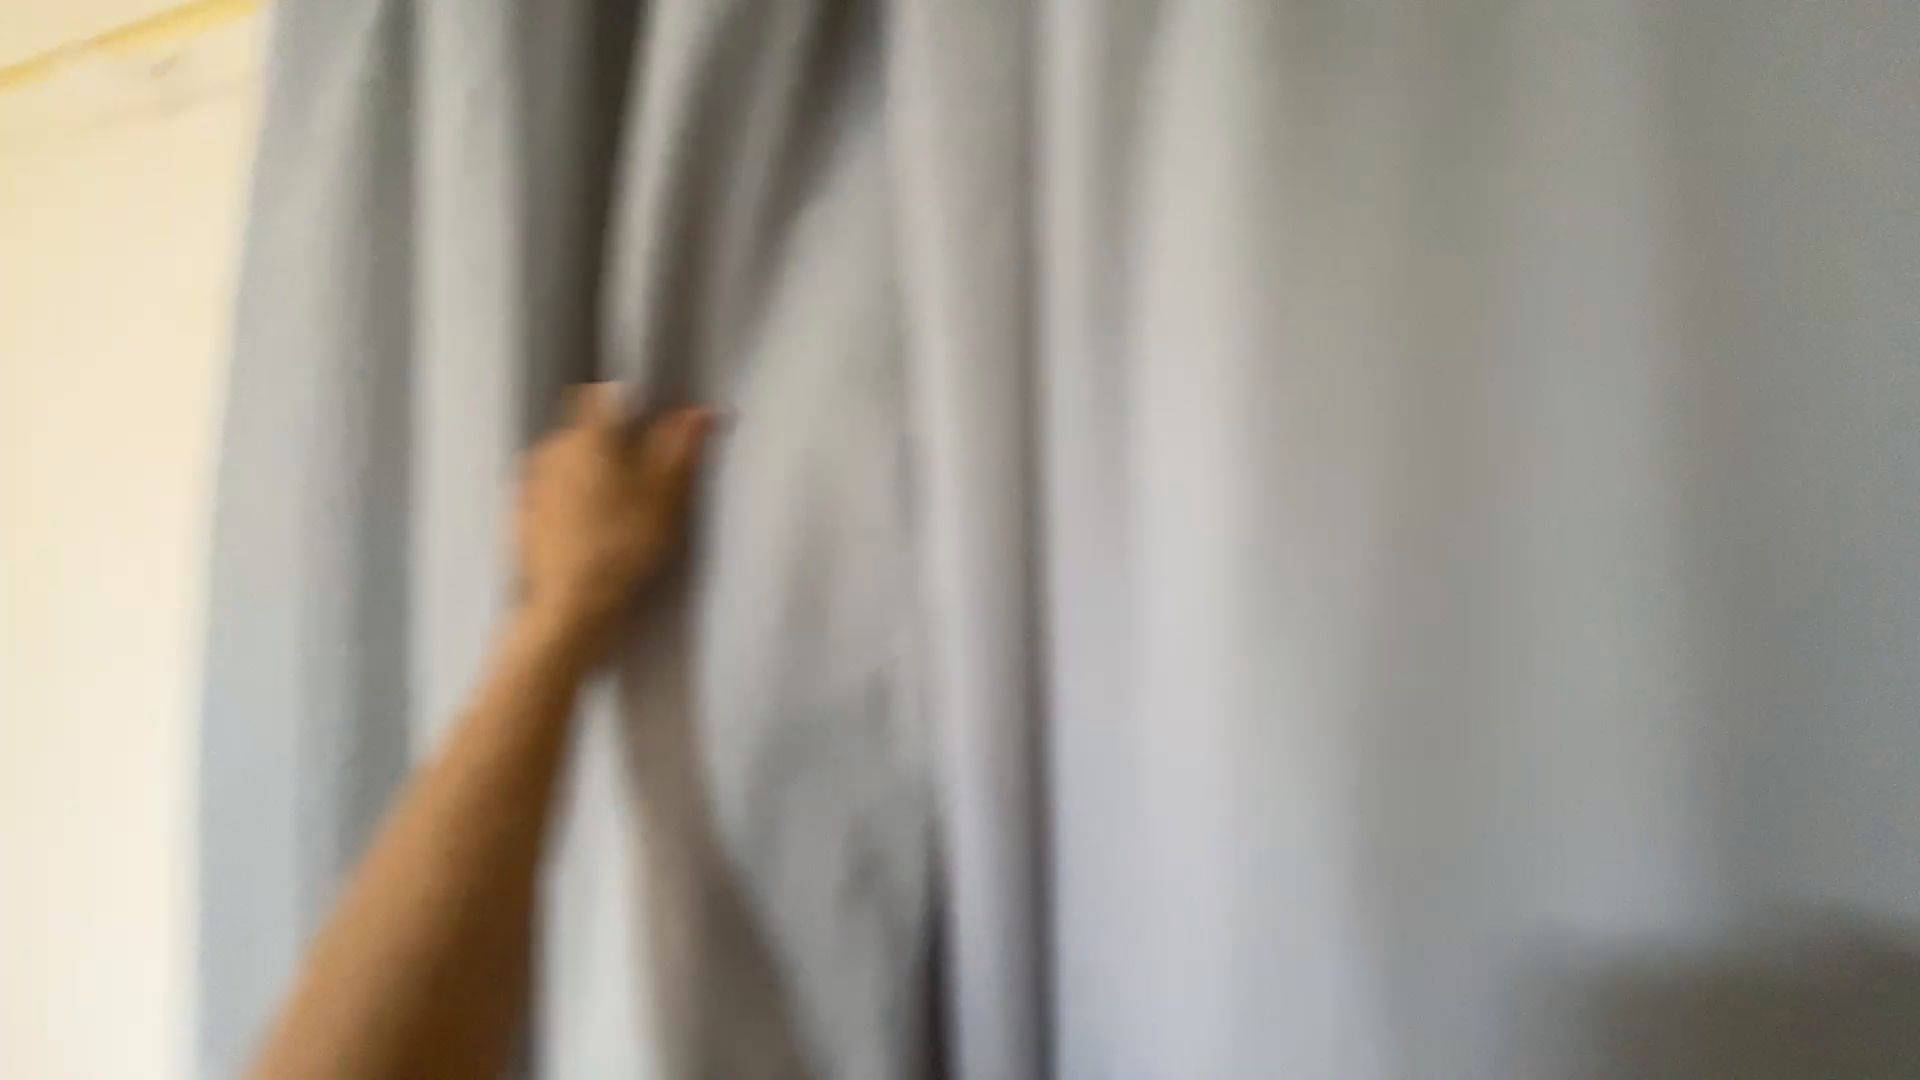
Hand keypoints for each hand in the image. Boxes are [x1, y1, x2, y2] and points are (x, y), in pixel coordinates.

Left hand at [515, 384, 715, 645]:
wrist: (574, 604)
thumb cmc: (627, 542)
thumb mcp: (668, 493)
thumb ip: (682, 446)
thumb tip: (701, 411)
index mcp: (589, 435)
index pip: (602, 394)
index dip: (629, 404)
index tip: (651, 430)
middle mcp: (551, 448)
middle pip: (586, 431)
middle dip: (612, 446)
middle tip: (643, 480)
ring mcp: (529, 483)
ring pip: (566, 463)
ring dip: (589, 475)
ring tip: (616, 511)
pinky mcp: (519, 517)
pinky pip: (550, 495)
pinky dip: (569, 503)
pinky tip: (589, 532)